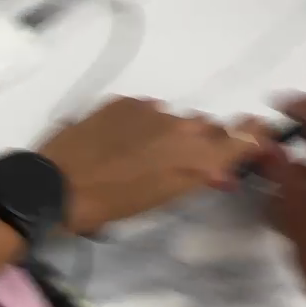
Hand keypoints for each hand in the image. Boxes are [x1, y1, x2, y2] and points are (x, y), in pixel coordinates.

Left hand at [36, 97, 269, 231]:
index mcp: (195, 157)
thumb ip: (194, 178)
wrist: (53, 187)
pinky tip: (115, 141)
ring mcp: (149, 110)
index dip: (250, 135)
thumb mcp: (158, 199)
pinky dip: (136, 122)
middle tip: (172, 161)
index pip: (244, 136)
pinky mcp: (120, 102)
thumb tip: (218, 169)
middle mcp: (181, 127)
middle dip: (197, 141)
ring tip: (134, 154)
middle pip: (205, 127)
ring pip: (171, 117)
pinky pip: (141, 109)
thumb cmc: (107, 205)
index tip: (252, 135)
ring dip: (162, 132)